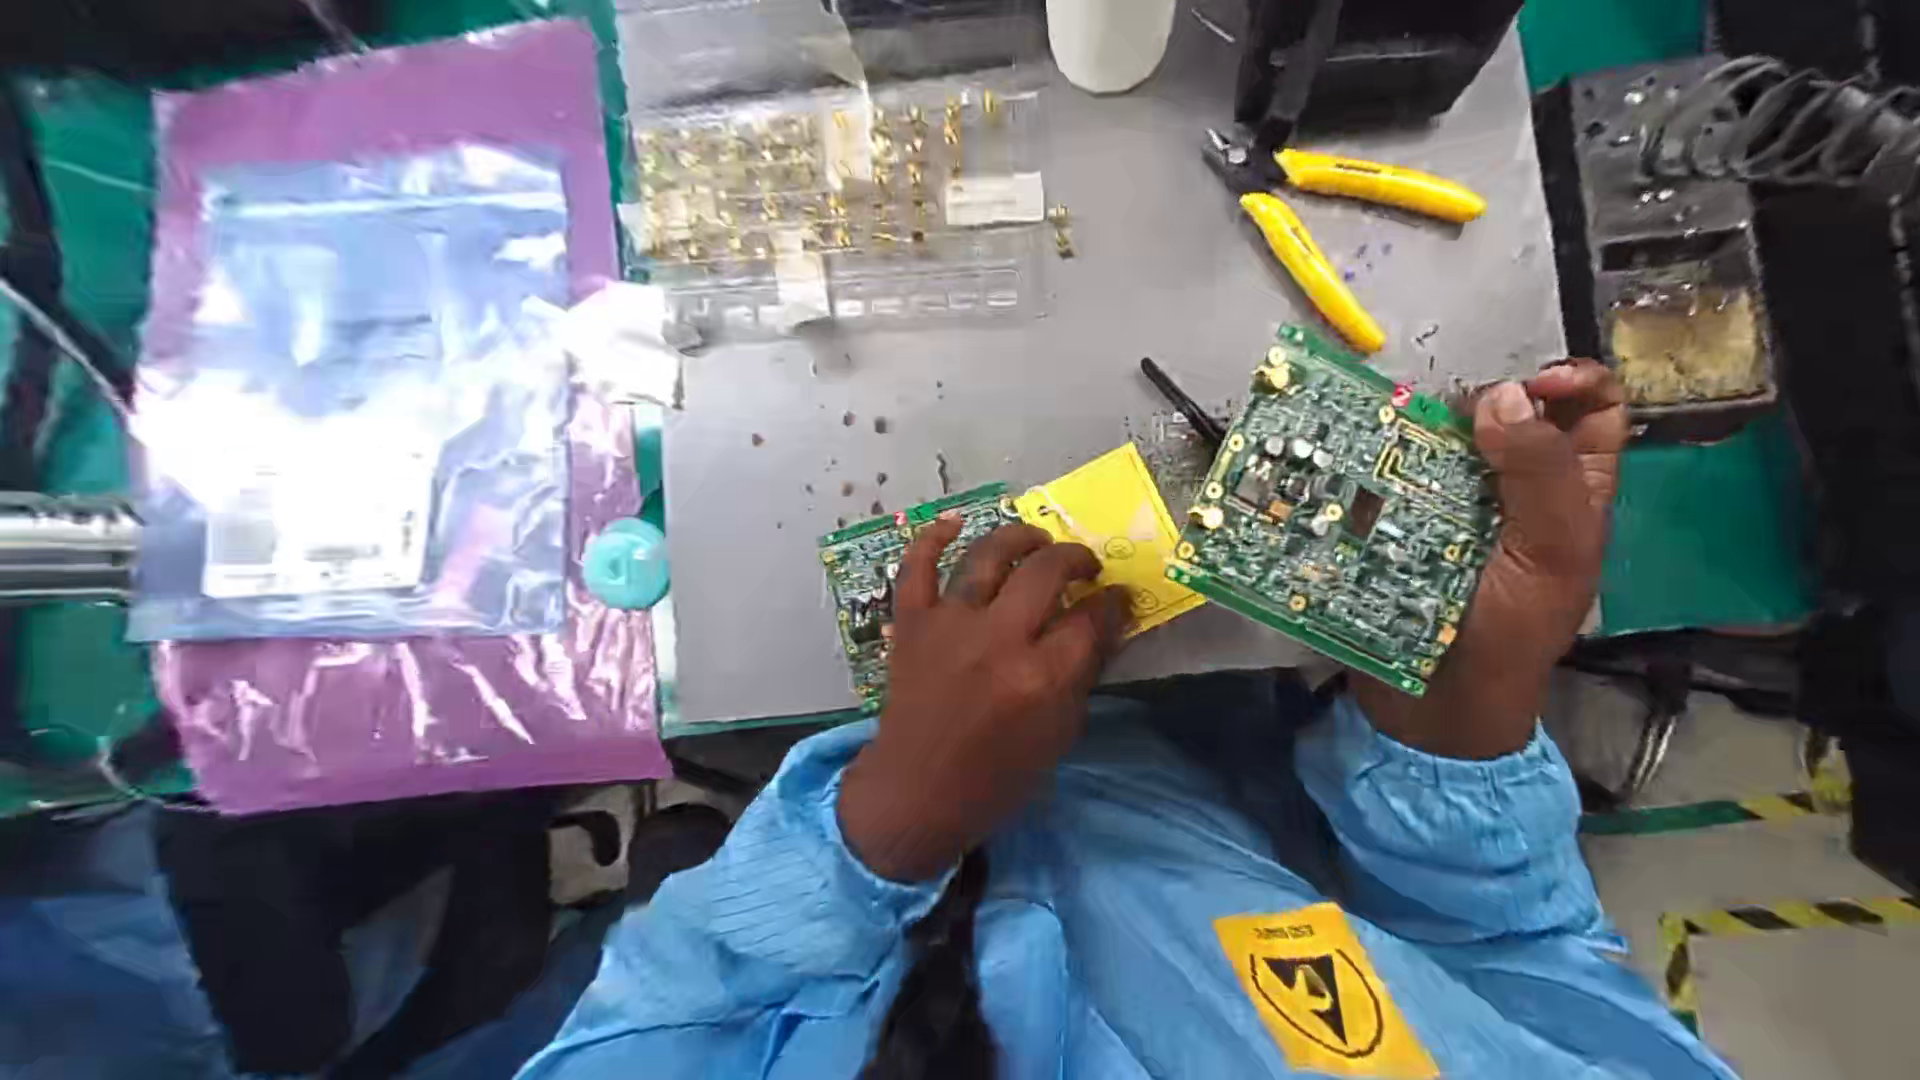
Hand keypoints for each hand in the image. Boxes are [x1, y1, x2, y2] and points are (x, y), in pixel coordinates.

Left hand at [838, 519, 1129, 880]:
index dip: (1113, 602)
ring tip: (1038, 540)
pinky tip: (955, 522)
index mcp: (1040, 678)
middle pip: (1046, 573)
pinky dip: (932, 538)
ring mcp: (949, 625)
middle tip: (1084, 565)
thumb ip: (1083, 673)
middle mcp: (996, 640)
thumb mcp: (1058, 735)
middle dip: (1076, 559)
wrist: (916, 791)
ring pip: (988, 555)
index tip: (1118, 594)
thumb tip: (1105, 622)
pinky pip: (916, 566)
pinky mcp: (912, 623)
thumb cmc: (995, 777)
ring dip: (1020, 538)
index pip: (1090, 619)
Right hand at [1354, 360, 1628, 757]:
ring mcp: (1446, 511)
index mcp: (1569, 493)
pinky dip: (1370, 471)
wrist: (1437, 698)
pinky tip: (1351, 468)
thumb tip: (1502, 398)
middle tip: (1439, 420)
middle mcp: (1507, 492)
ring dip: (1411, 438)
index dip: (1567, 384)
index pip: (1590, 412)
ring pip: (1435, 449)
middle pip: (1500, 421)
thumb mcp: (1551, 553)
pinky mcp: (1395, 529)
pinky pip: (1384, 486)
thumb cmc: (1510, 632)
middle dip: (1472, 408)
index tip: (1522, 387)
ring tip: (1384, 437)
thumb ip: (1540, 476)